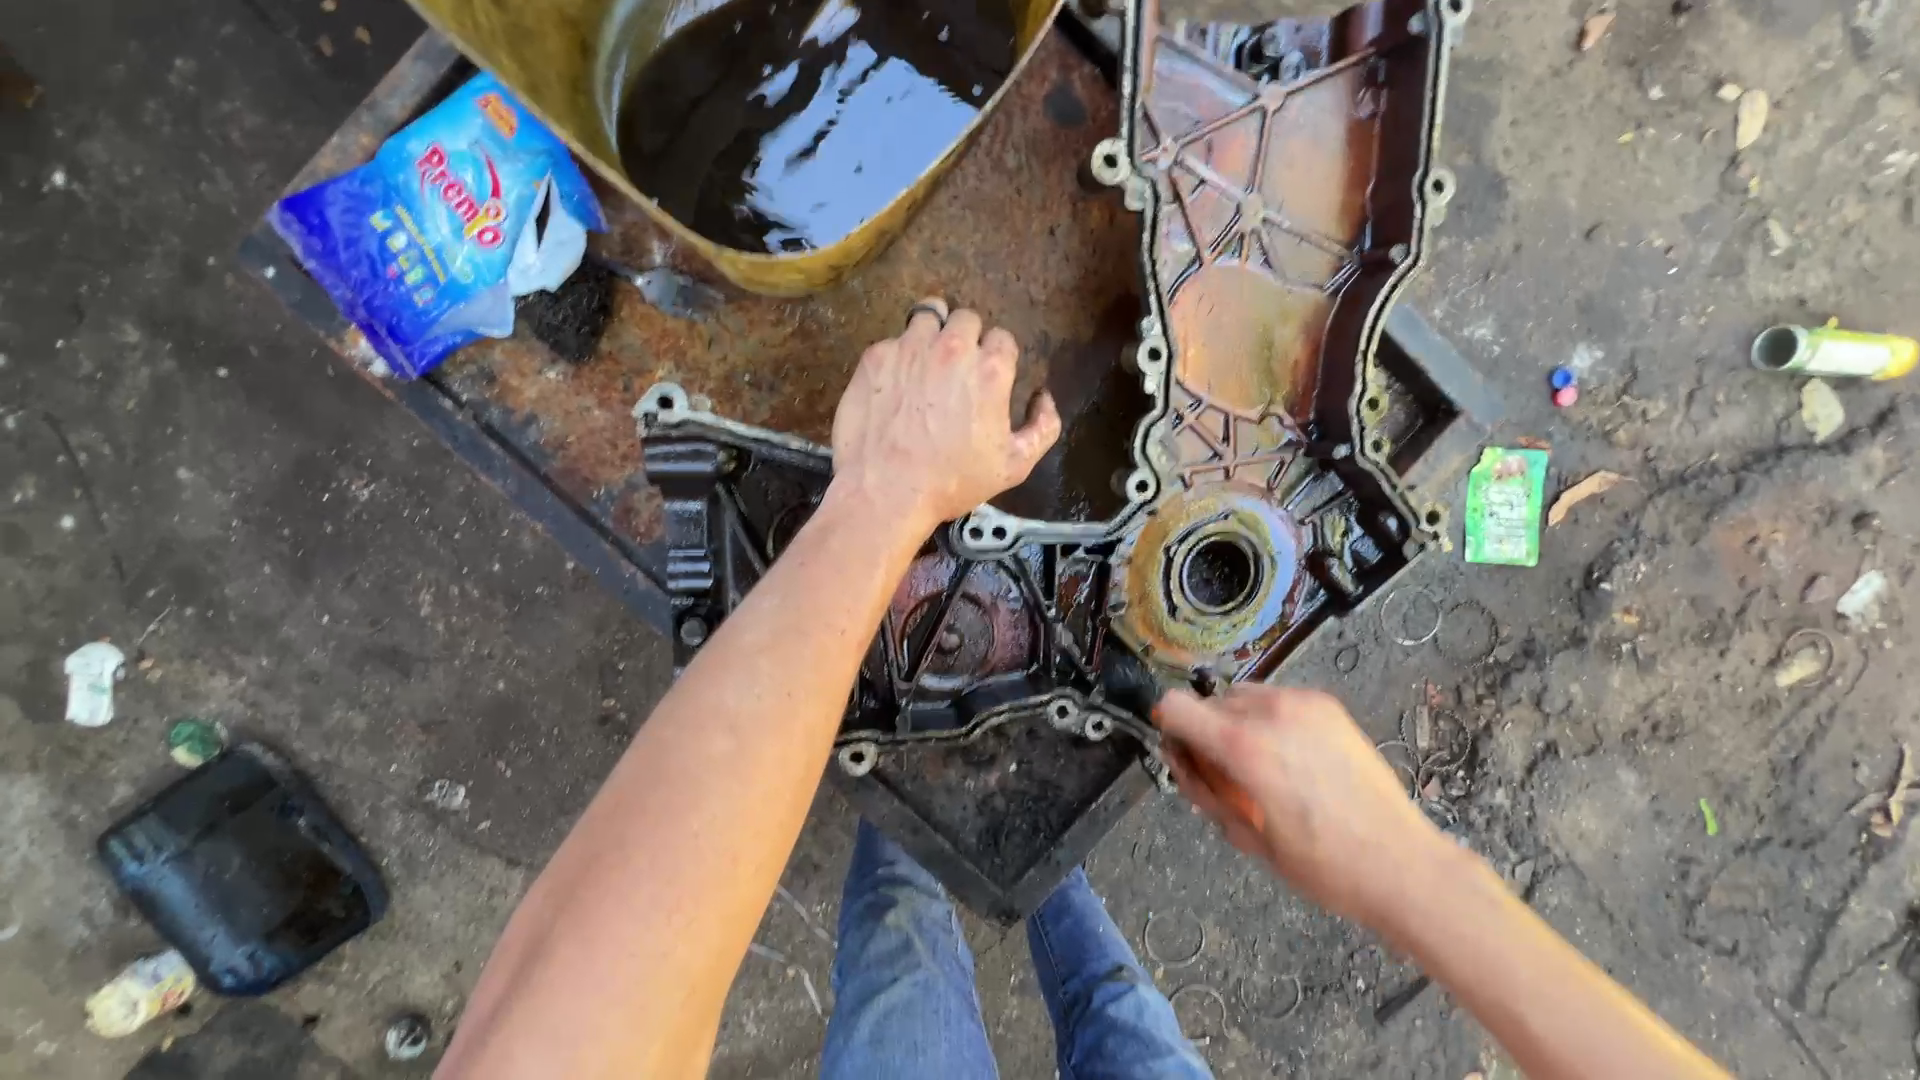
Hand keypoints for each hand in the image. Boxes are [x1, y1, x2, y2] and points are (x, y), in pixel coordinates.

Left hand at [830, 298, 1060, 533]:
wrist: (886, 493)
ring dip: (932, 334)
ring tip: (925, 364)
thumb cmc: (952, 482)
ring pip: (928, 316)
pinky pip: (892, 341)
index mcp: (990, 370)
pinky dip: (897, 357)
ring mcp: (910, 348)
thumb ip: (1043, 427)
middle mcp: (952, 348)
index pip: (1002, 338)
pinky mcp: (875, 357)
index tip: (986, 377)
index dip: (997, 357)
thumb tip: (1044, 397)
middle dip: (966, 338)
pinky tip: (894, 386)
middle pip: (966, 318)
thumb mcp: (1014, 466)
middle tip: (956, 370)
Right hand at [1156, 685, 1447, 928]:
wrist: (1403, 865)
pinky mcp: (1328, 706)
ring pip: (1241, 697)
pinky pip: (1276, 700)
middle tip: (1228, 778)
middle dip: (1206, 734)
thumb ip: (1203, 791)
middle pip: (1207, 704)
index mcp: (1242, 746)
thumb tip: (1180, 760)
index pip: (1174, 706)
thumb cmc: (1322, 865)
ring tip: (1265, 768)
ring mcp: (1302, 703)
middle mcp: (1269, 711)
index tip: (1183, 757)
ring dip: (1237, 724)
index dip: (1169, 730)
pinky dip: (1270, 720)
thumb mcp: (1246, 837)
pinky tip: (1294, 759)